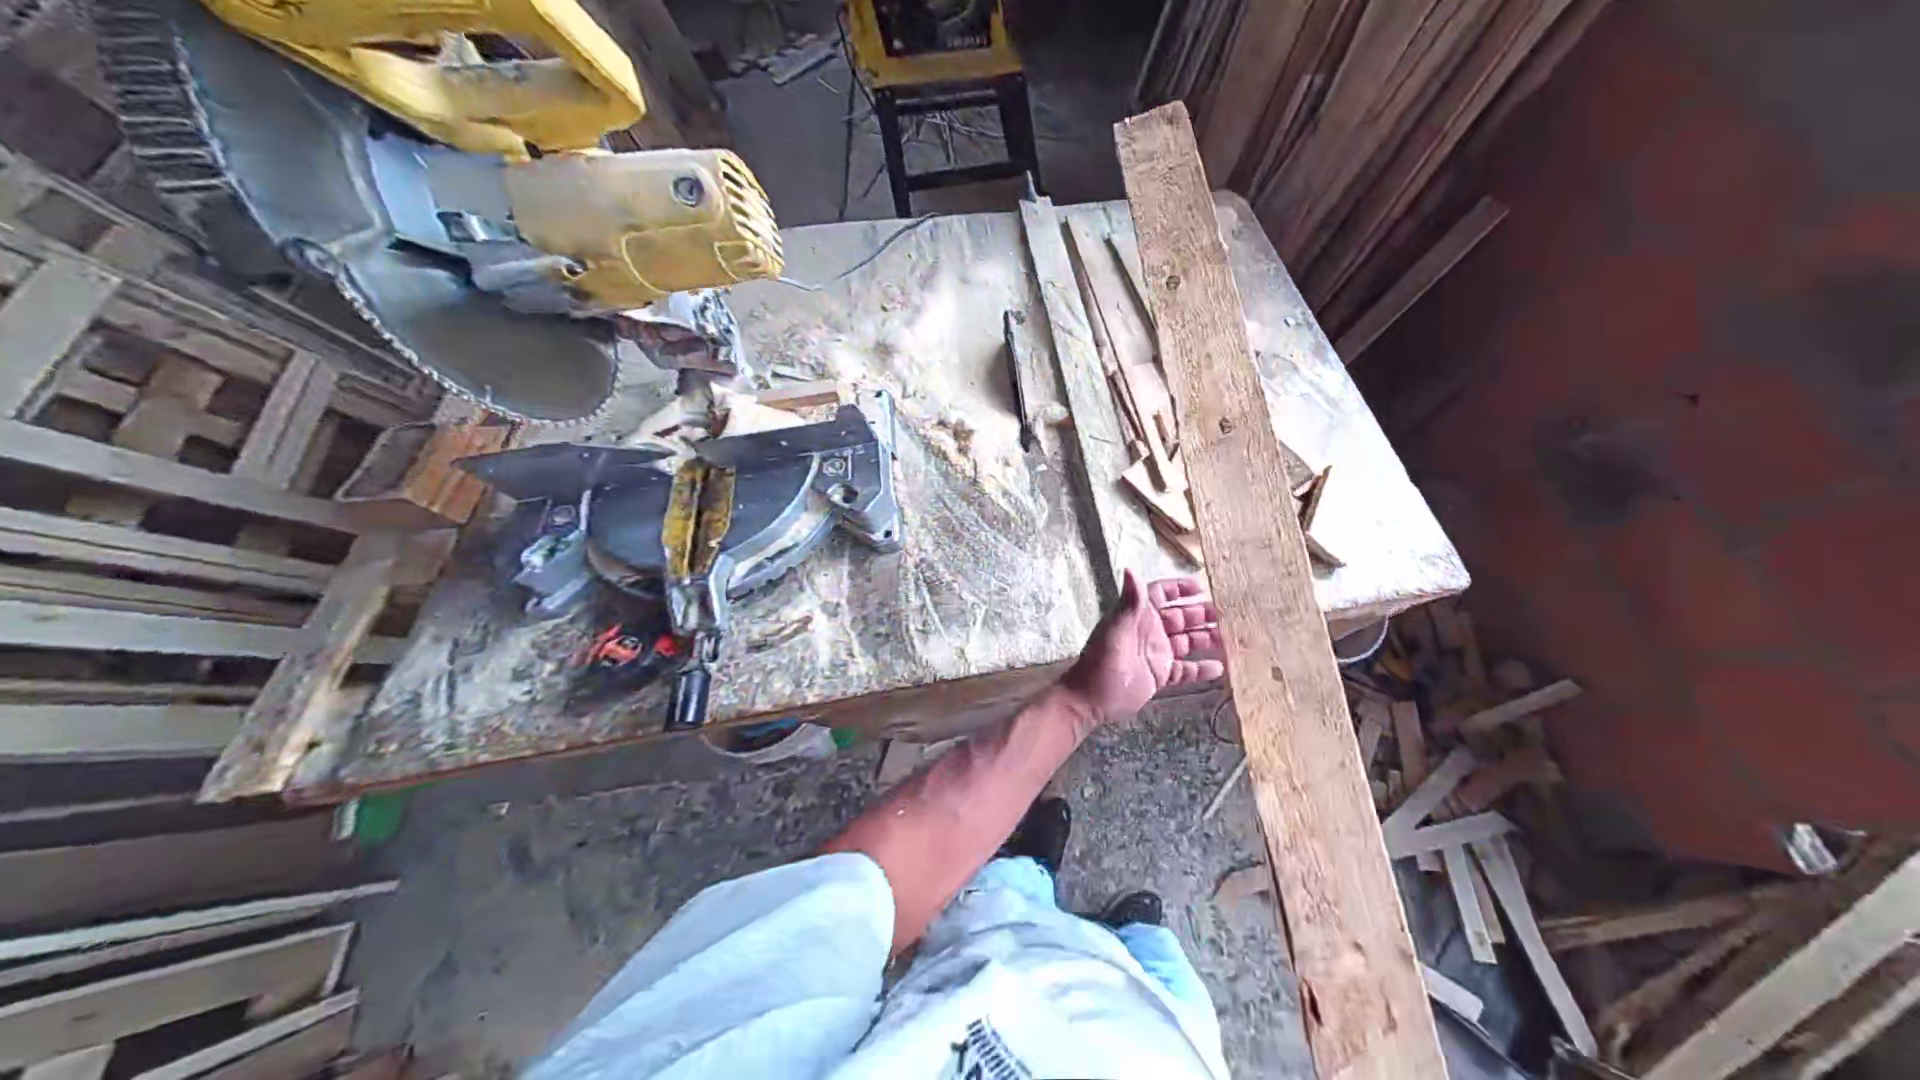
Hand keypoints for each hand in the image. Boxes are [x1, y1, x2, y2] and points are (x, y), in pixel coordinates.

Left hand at [1061, 571, 1224, 727]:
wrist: (1091, 698)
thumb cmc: (1102, 659)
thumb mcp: (1117, 627)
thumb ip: (1130, 600)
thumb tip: (1130, 569)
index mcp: (1138, 616)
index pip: (1160, 595)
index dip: (1178, 588)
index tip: (1200, 587)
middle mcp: (1149, 632)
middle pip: (1180, 618)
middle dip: (1200, 614)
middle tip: (1224, 614)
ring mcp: (1155, 654)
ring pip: (1186, 642)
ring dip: (1205, 639)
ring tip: (1227, 637)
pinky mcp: (1159, 676)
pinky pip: (1184, 670)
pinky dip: (1200, 669)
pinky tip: (1218, 667)